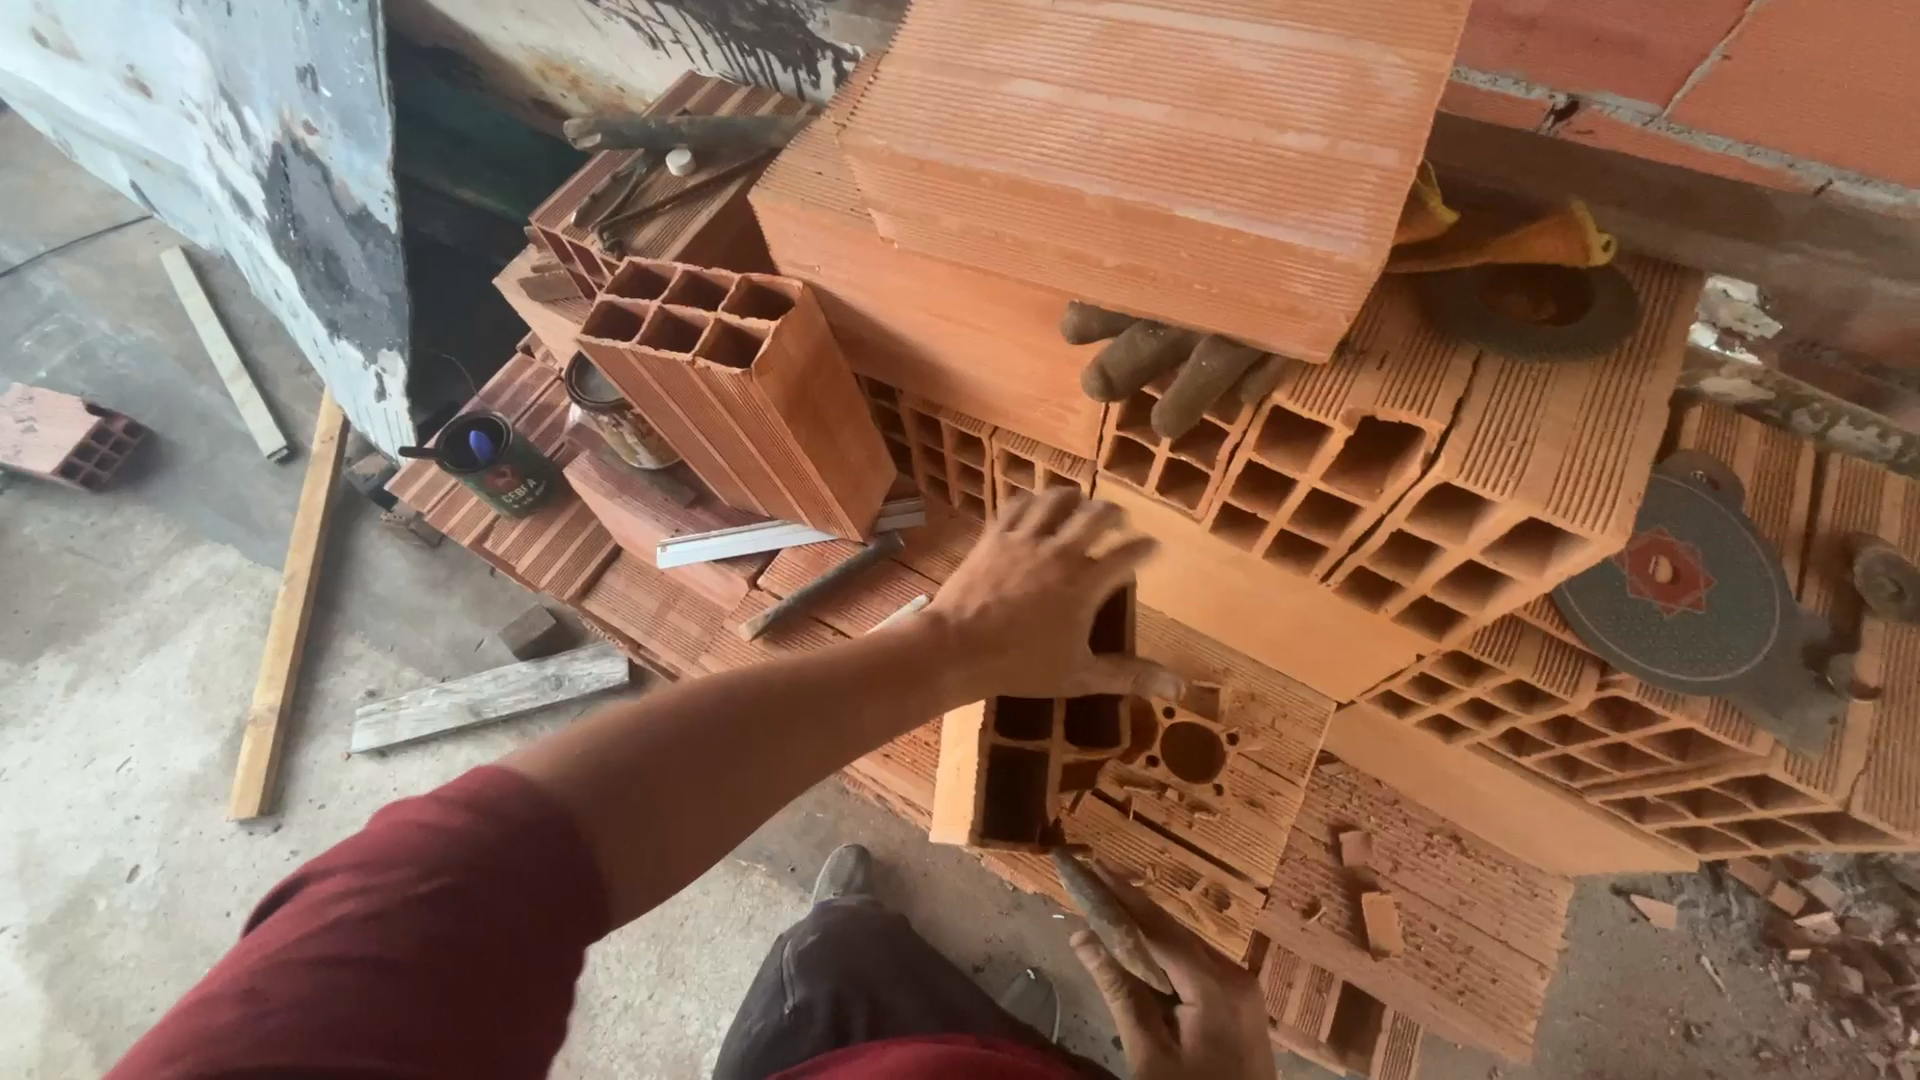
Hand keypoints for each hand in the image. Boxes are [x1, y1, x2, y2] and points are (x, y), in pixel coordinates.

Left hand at [920, 488, 1182, 702]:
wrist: (956, 648)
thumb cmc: (1020, 666)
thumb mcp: (1080, 676)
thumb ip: (1129, 676)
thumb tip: (1178, 688)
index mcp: (1085, 584)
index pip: (1127, 555)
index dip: (1145, 548)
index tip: (1153, 547)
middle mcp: (1059, 552)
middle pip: (1096, 516)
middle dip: (1115, 513)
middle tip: (1121, 518)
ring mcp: (1024, 540)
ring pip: (1056, 502)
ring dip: (1075, 498)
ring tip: (1081, 501)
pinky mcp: (994, 536)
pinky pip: (1016, 505)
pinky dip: (1031, 500)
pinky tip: (1034, 503)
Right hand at [1071, 868, 1275, 1079]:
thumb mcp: (1148, 1053)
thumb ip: (1117, 989)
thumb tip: (1079, 935)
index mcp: (1216, 986)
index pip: (1158, 927)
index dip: (1120, 895)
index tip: (1090, 867)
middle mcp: (1235, 976)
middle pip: (1173, 930)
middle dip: (1131, 904)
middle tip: (1093, 877)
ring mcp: (1243, 990)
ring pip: (1185, 945)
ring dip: (1146, 926)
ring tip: (1107, 902)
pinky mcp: (1241, 1004)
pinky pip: (1197, 965)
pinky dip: (1165, 952)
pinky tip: (1139, 945)